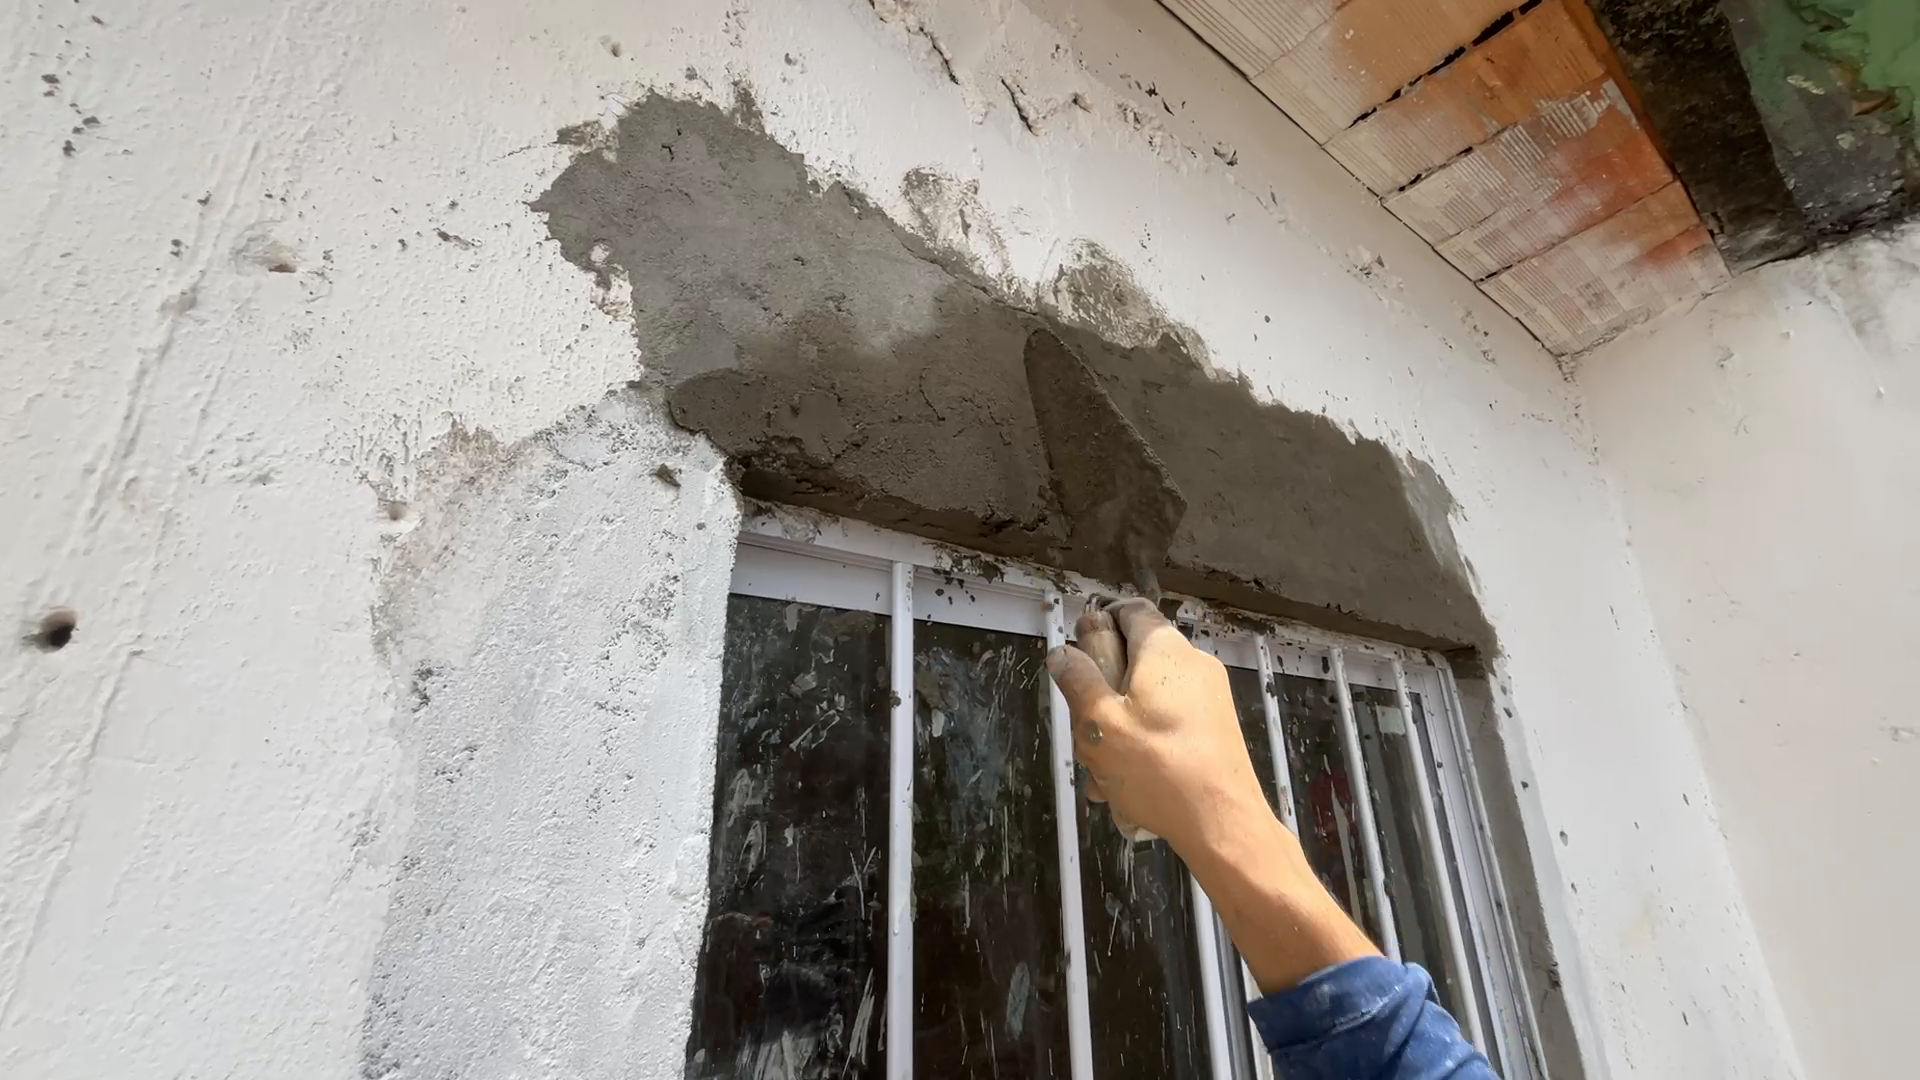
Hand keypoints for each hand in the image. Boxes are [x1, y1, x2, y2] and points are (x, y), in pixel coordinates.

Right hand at [1047, 597, 1379, 990]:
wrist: (1225, 826)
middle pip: (1135, 656)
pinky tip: (1125, 781)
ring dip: (1119, 722)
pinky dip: (1144, 738)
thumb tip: (1062, 653)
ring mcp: (1209, 696)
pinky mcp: (1215, 727)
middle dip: (1103, 688)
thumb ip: (1077, 682)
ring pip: (1148, 694)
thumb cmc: (1159, 768)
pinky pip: (1169, 718)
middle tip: (1084, 725)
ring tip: (1101, 768)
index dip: (1101, 623)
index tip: (1080, 653)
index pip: (1131, 610)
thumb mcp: (1101, 724)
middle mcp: (1192, 663)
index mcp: (1166, 650)